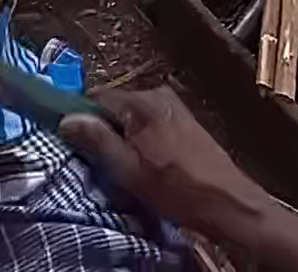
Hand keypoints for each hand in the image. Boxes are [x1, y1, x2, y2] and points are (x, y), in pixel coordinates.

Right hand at [58, 87, 275, 238]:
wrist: (231, 205)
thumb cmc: (179, 190)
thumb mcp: (130, 171)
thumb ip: (97, 140)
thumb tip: (66, 118)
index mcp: (140, 101)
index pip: (96, 97)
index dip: (83, 117)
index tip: (77, 141)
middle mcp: (155, 92)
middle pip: (115, 105)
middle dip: (106, 129)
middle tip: (107, 161)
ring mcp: (172, 103)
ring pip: (133, 114)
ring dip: (126, 135)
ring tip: (131, 166)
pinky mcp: (184, 117)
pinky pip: (150, 120)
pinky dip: (144, 136)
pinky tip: (151, 162)